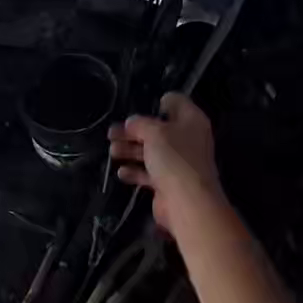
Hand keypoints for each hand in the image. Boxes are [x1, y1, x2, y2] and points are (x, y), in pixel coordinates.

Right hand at [107, 93, 221, 235]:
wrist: (186, 201)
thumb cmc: (174, 159)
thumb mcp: (154, 133)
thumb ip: (140, 124)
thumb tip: (131, 122)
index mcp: (191, 121)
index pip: (177, 103)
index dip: (160, 102)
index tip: (140, 104)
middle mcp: (186, 139)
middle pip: (157, 130)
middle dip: (134, 130)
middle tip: (112, 132)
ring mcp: (177, 162)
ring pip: (150, 151)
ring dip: (130, 150)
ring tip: (112, 151)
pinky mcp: (167, 181)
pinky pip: (147, 172)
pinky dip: (134, 171)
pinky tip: (122, 171)